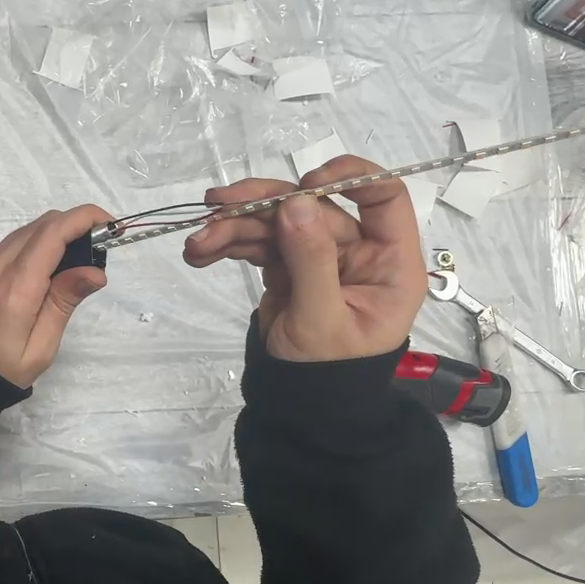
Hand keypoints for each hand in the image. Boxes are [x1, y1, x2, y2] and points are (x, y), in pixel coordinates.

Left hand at [0, 205, 112, 386]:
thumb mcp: (39, 348)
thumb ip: (63, 304)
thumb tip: (94, 271)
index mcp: (15, 288)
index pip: (52, 233)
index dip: (85, 219)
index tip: (110, 225)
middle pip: (40, 225)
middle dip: (74, 226)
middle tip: (97, 251)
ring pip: (24, 233)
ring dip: (53, 236)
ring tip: (72, 265)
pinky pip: (8, 246)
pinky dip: (33, 248)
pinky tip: (43, 273)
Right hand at [182, 157, 424, 361]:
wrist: (300, 405)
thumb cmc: (327, 370)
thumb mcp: (320, 319)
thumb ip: (310, 260)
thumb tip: (295, 202)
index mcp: (387, 260)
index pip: (383, 197)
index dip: (348, 178)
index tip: (303, 184)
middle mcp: (357, 250)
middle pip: (310, 207)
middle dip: (260, 206)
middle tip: (216, 205)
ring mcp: (318, 257)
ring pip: (276, 223)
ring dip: (232, 227)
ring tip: (196, 243)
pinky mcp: (287, 268)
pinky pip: (258, 244)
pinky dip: (227, 245)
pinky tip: (199, 253)